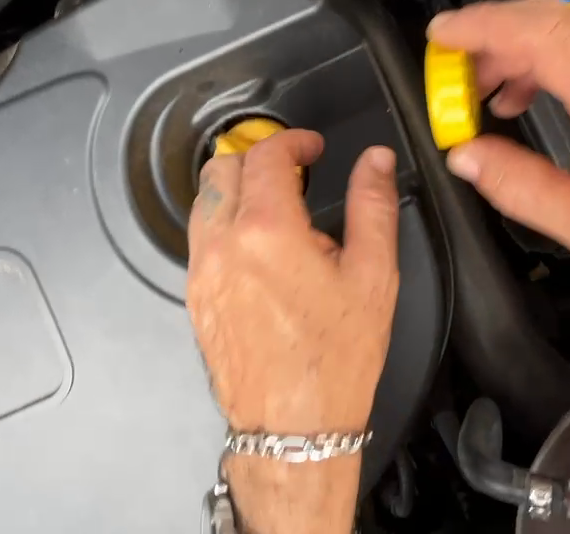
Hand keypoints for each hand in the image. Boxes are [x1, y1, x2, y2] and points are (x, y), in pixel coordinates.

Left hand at [187, 130, 400, 533]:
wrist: (294, 428)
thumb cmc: (338, 354)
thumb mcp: (373, 274)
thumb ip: (373, 205)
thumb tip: (376, 159)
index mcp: (267, 229)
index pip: (266, 155)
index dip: (293, 140)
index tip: (314, 148)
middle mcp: (222, 242)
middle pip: (222, 167)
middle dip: (258, 158)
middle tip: (294, 171)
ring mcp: (201, 271)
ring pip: (204, 199)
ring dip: (236, 187)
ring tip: (275, 206)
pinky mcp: (194, 295)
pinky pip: (199, 236)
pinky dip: (224, 220)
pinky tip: (258, 245)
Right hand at [428, 0, 569, 296]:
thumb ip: (517, 186)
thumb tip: (464, 154)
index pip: (541, 36)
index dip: (482, 28)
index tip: (441, 34)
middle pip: (546, 17)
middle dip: (486, 31)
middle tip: (447, 61)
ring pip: (561, 23)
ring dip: (510, 43)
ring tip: (478, 86)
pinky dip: (537, 53)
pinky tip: (519, 92)